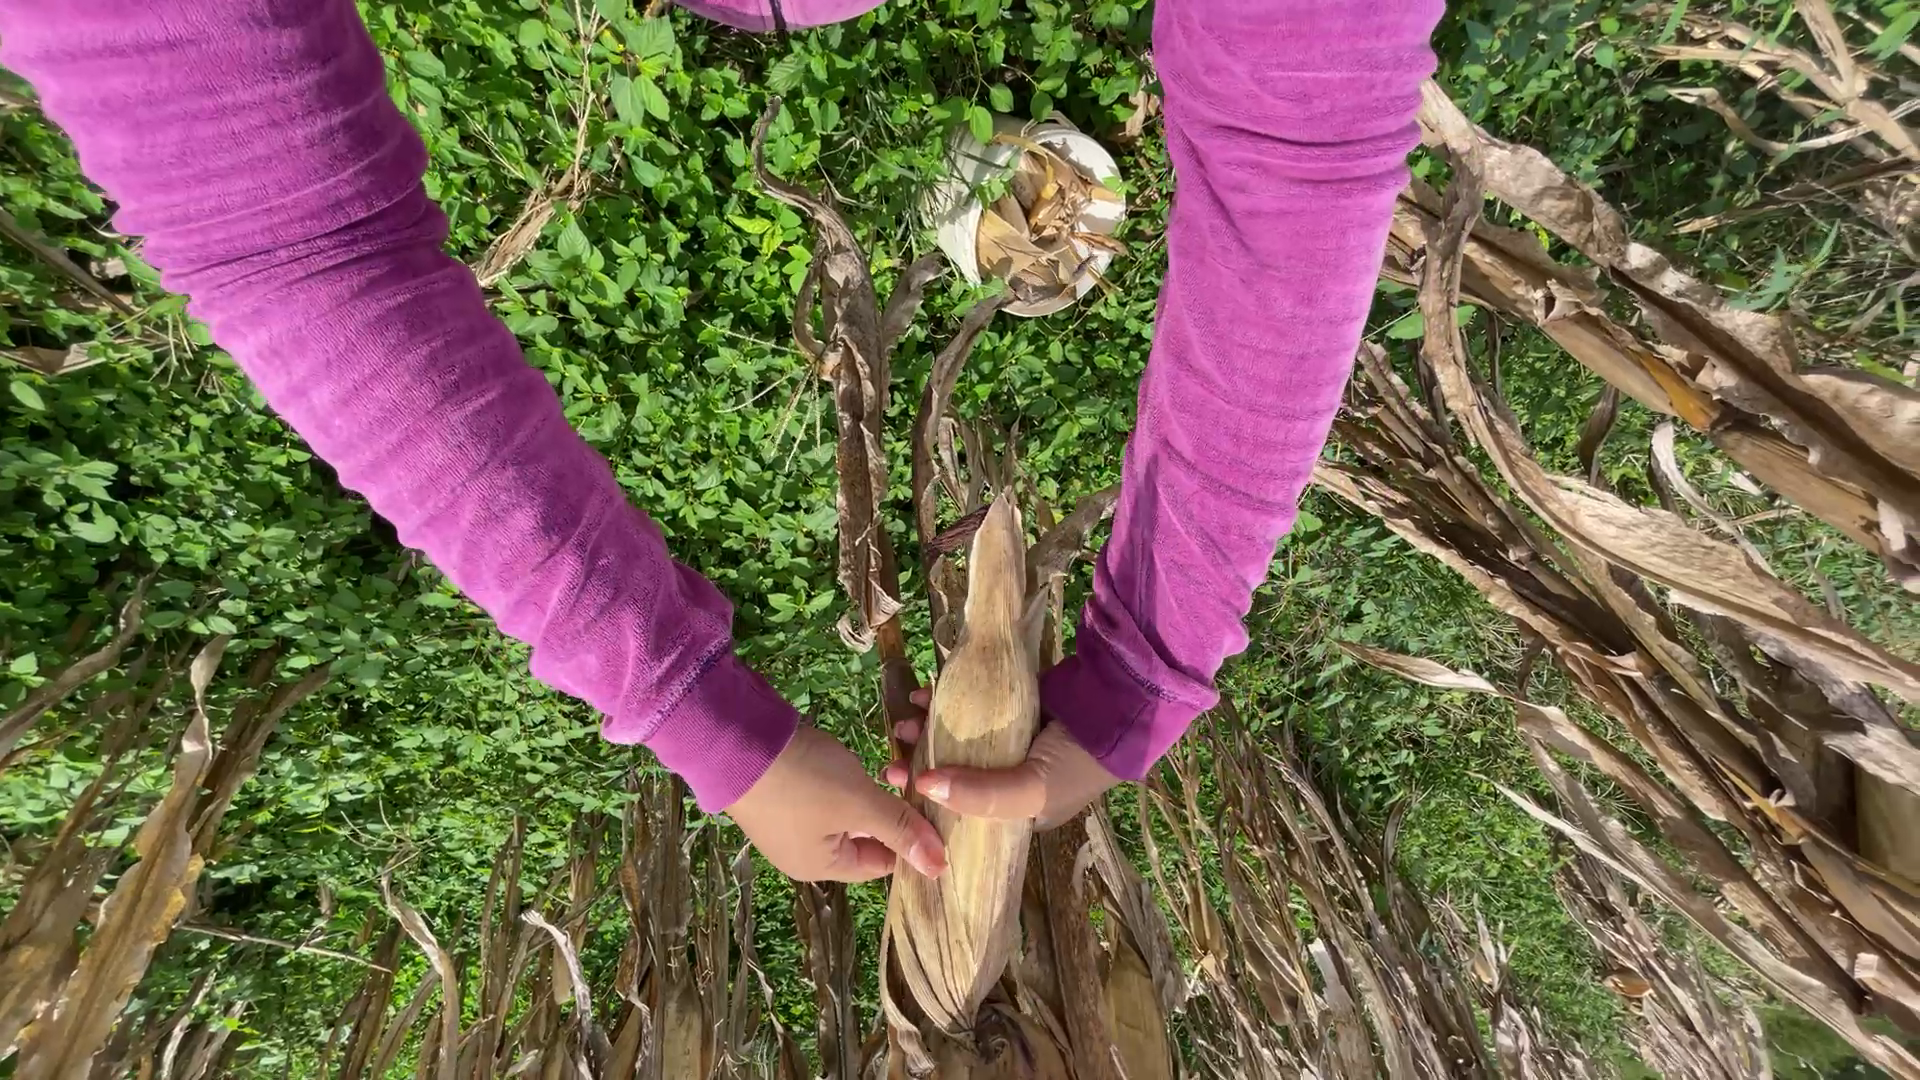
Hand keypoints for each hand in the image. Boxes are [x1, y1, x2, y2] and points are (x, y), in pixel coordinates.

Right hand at [729, 726, 947, 882]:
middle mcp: (804, 850)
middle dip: (892, 809)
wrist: (736, 738)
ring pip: (848, 810)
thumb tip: (940, 869)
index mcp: (821, 866)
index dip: (910, 840)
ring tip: (897, 762)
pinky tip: (860, 757)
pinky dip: (849, 777)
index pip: (880, 863)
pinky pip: (828, 791)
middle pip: (865, 837)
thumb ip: (900, 829)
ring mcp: (791, 818)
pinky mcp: (785, 788)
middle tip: (921, 780)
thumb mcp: (857, 803)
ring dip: (872, 789)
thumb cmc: (803, 780)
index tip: (939, 811)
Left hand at [883, 688, 1120, 827]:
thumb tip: (924, 785)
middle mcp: (1005, 779)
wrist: (1115, 706)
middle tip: (890, 759)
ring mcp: (1005, 742)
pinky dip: (942, 704)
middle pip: (951, 775)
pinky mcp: (1005, 708)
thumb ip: (979, 795)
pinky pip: (964, 710)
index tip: (895, 787)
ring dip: (926, 734)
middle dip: (919, 766)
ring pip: (954, 741)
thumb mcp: (1029, 791)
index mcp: (1013, 813)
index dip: (926, 804)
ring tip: (904, 726)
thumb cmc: (1073, 763)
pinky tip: (923, 697)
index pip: (959, 815)